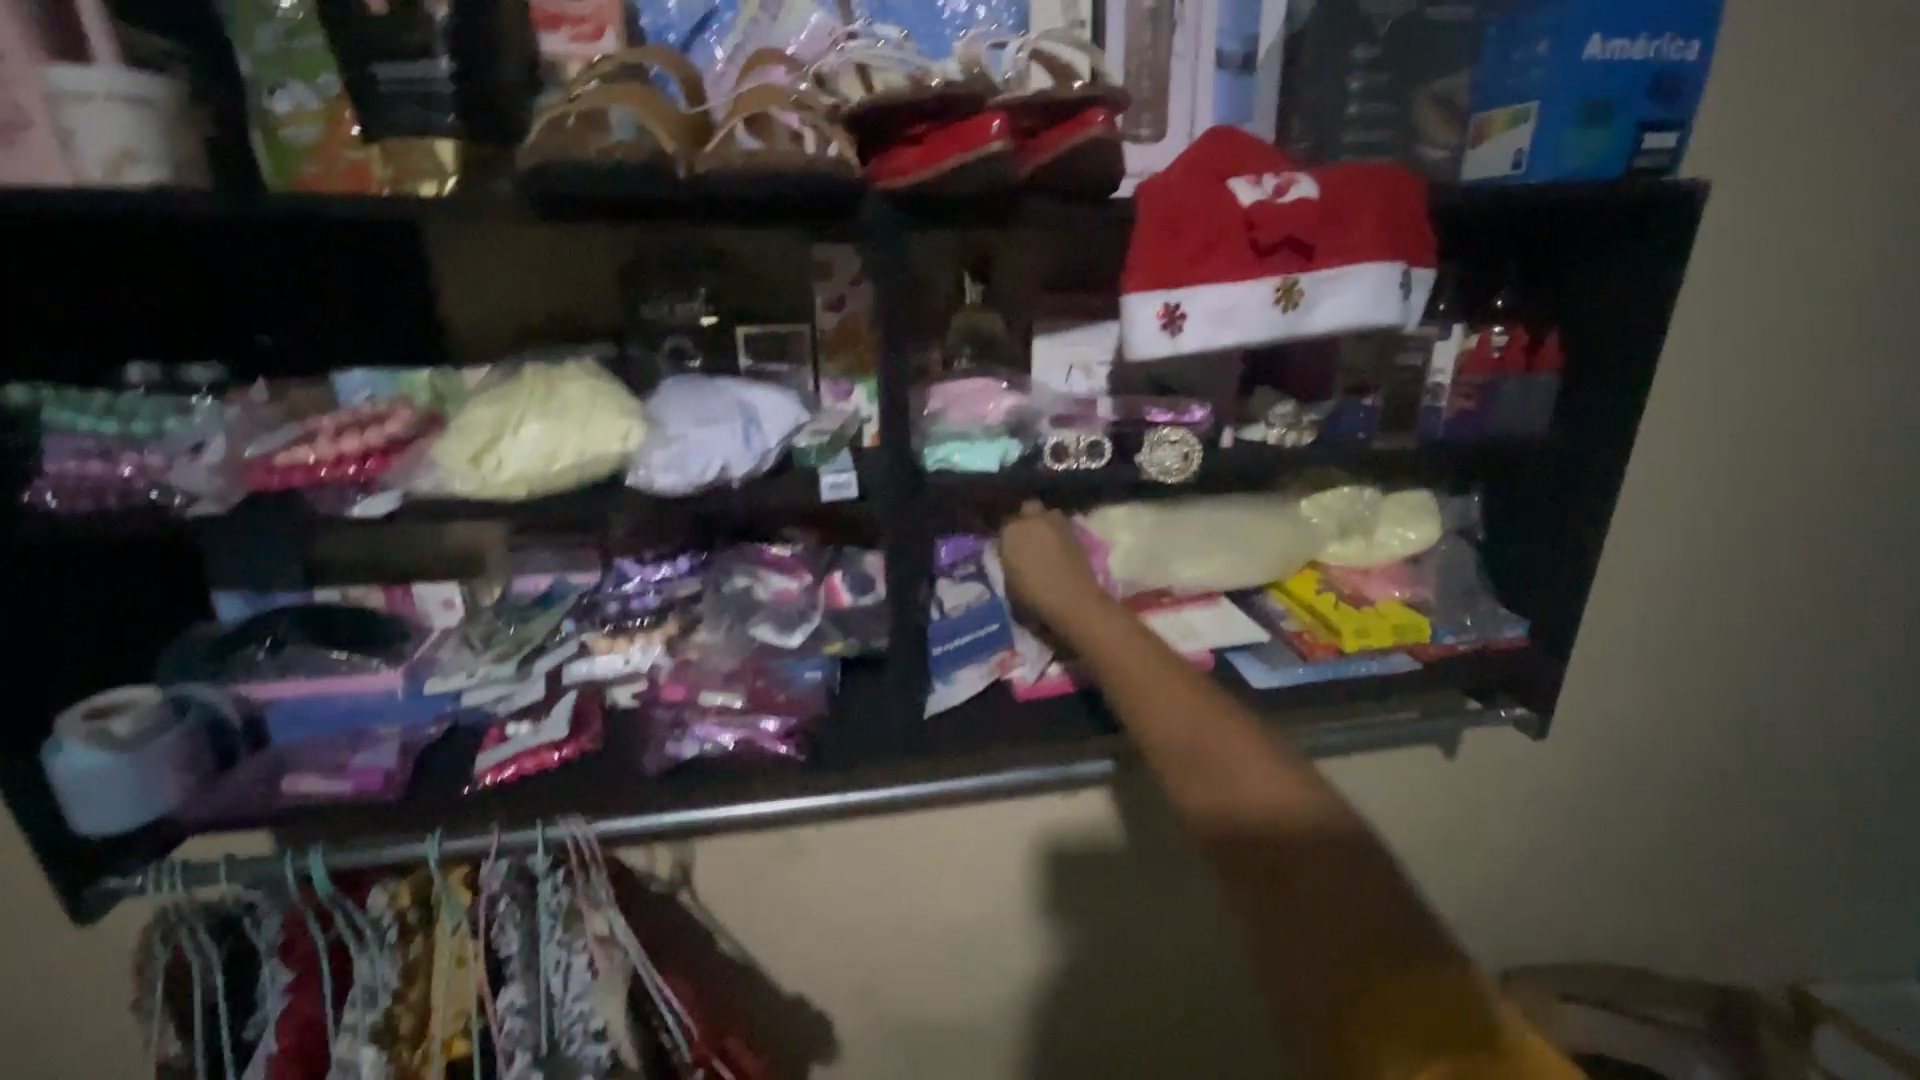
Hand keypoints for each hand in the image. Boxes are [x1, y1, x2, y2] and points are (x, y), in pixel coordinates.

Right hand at [997, 501, 1109, 627]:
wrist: (1073, 601)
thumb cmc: (1032, 597)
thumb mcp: (1008, 584)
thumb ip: (1009, 564)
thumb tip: (1013, 561)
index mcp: (1011, 531)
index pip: (1004, 524)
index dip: (1006, 536)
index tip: (1008, 548)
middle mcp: (1033, 520)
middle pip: (1028, 508)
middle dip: (1026, 519)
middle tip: (1027, 539)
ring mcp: (1058, 524)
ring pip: (1049, 514)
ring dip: (1046, 523)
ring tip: (1046, 542)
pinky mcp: (1077, 533)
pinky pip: (1064, 527)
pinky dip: (1061, 535)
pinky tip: (1060, 550)